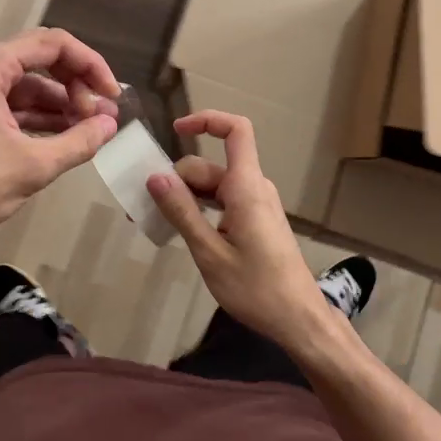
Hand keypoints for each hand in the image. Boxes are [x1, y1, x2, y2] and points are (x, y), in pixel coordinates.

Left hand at [0, 28, 120, 266]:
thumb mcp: (31, 166)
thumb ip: (78, 141)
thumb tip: (110, 124)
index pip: (54, 44)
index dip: (91, 66)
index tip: (112, 96)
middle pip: (39, 59)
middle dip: (76, 85)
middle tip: (101, 117)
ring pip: (24, 84)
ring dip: (58, 104)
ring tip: (89, 131)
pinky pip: (6, 102)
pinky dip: (34, 116)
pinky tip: (60, 138)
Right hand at [146, 111, 334, 349]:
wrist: (298, 319)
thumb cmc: (256, 288)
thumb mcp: (210, 253)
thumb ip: (183, 212)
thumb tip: (155, 176)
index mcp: (247, 187)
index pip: (236, 131)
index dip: (207, 120)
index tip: (175, 131)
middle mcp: (254, 188)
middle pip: (211, 167)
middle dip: (176, 180)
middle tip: (141, 209)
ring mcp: (256, 205)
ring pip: (214, 187)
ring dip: (185, 198)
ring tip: (153, 222)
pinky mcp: (256, 222)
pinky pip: (223, 203)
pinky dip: (200, 210)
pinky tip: (181, 231)